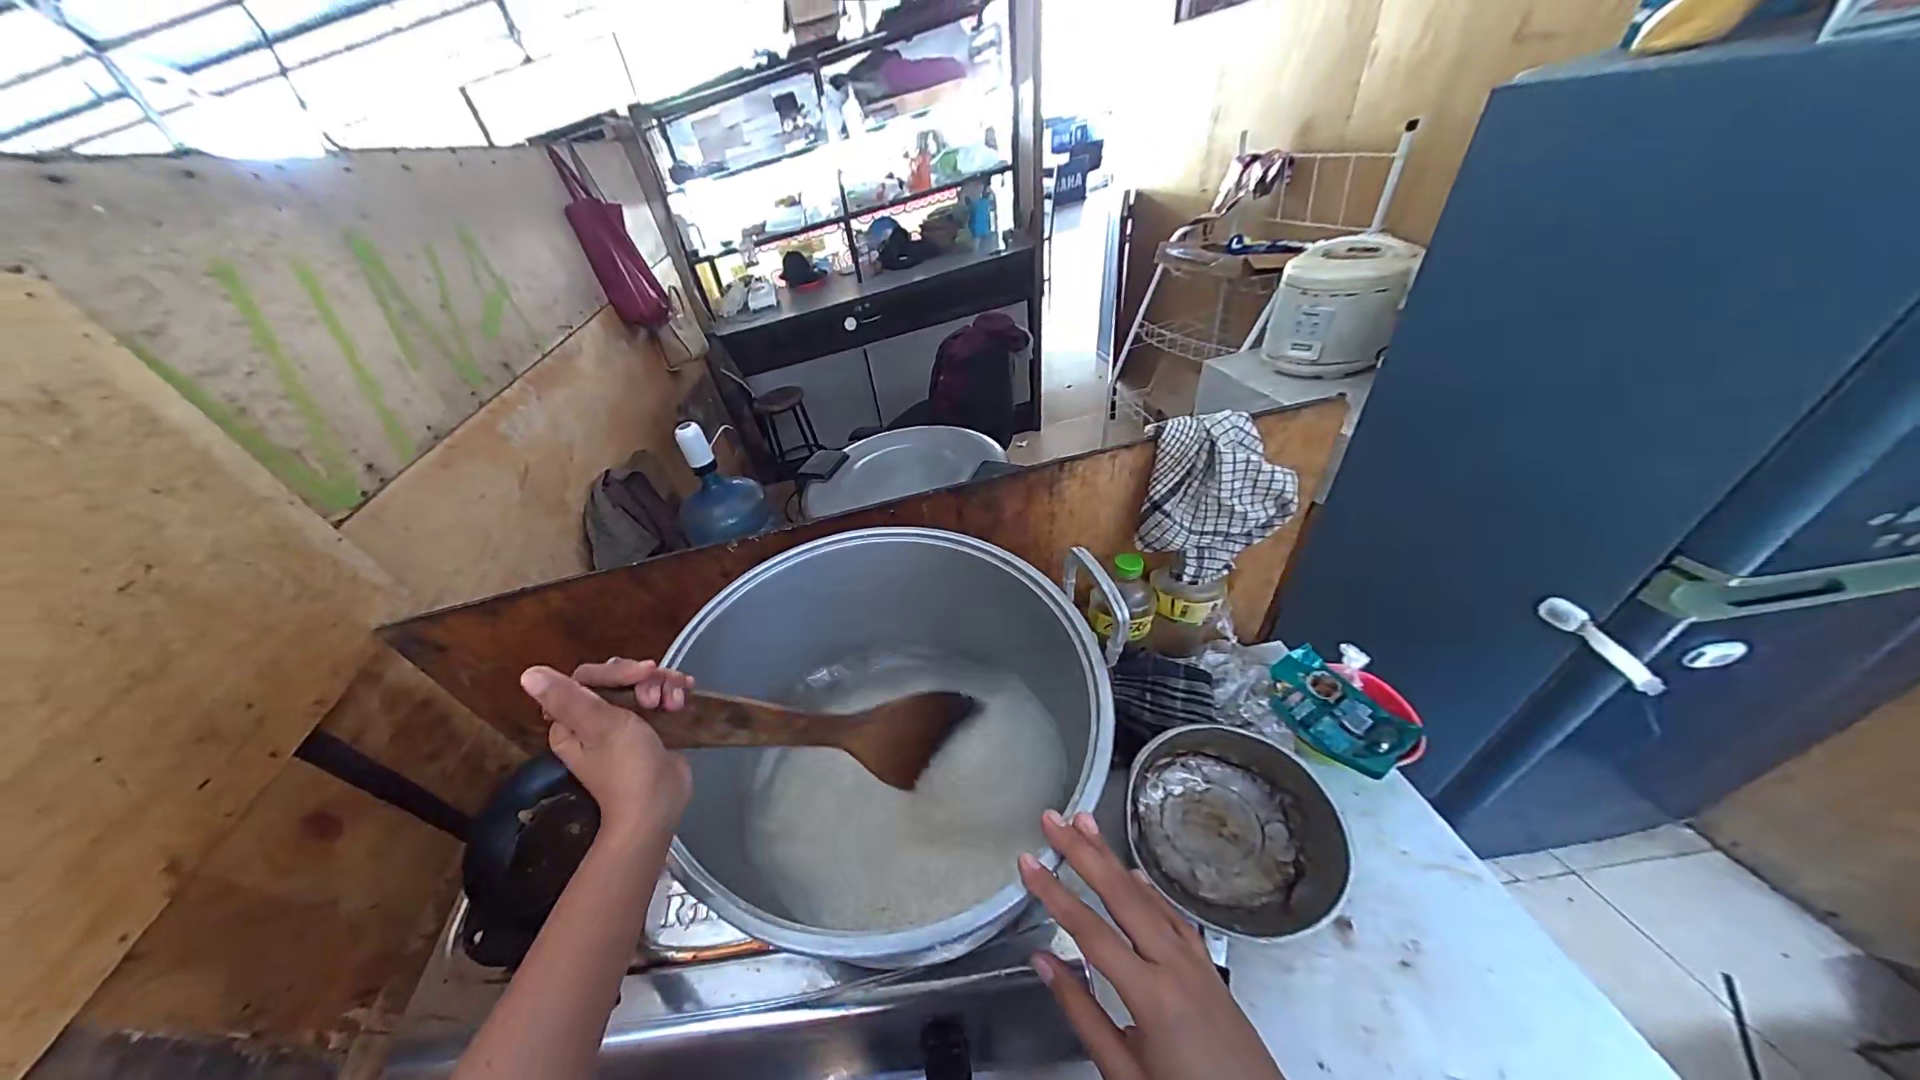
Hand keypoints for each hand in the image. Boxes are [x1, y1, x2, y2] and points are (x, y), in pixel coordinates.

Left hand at [518, 659, 693, 835]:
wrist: (659, 806)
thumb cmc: (627, 768)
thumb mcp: (600, 728)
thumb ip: (568, 698)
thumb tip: (528, 674)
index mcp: (573, 720)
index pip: (590, 677)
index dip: (619, 671)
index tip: (645, 674)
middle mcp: (596, 718)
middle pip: (620, 677)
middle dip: (645, 680)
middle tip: (657, 698)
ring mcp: (626, 723)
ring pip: (644, 684)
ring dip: (664, 685)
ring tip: (675, 703)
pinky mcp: (652, 727)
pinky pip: (660, 696)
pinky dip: (674, 692)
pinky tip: (686, 693)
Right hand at [1019, 810, 1284, 1079]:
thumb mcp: (1125, 1074)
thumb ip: (1082, 1014)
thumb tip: (1044, 963)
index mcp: (1151, 995)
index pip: (1090, 929)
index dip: (1054, 892)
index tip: (1029, 863)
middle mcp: (1176, 965)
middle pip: (1120, 893)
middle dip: (1083, 851)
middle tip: (1054, 820)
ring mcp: (1195, 960)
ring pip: (1146, 894)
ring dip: (1112, 856)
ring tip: (1085, 825)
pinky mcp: (1207, 965)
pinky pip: (1171, 913)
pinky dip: (1146, 887)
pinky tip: (1131, 873)